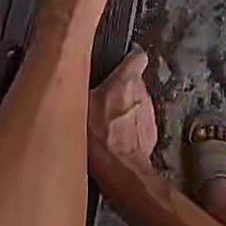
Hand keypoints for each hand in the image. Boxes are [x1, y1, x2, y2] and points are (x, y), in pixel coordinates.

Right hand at [89, 49, 158, 181]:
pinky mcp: (151, 131)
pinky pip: (139, 122)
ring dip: (125, 107)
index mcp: (126, 80)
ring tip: (106, 120)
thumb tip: (74, 74)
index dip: (130, 56)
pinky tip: (114, 136)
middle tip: (103, 96)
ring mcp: (149, 112)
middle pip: (133, 81)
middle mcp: (142, 92)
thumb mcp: (82, 104)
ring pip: (136, 102)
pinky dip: (130, 125)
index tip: (121, 59)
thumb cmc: (100, 137)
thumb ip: (84, 85)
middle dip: (120, 87)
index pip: (137, 56)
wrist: (121, 170)